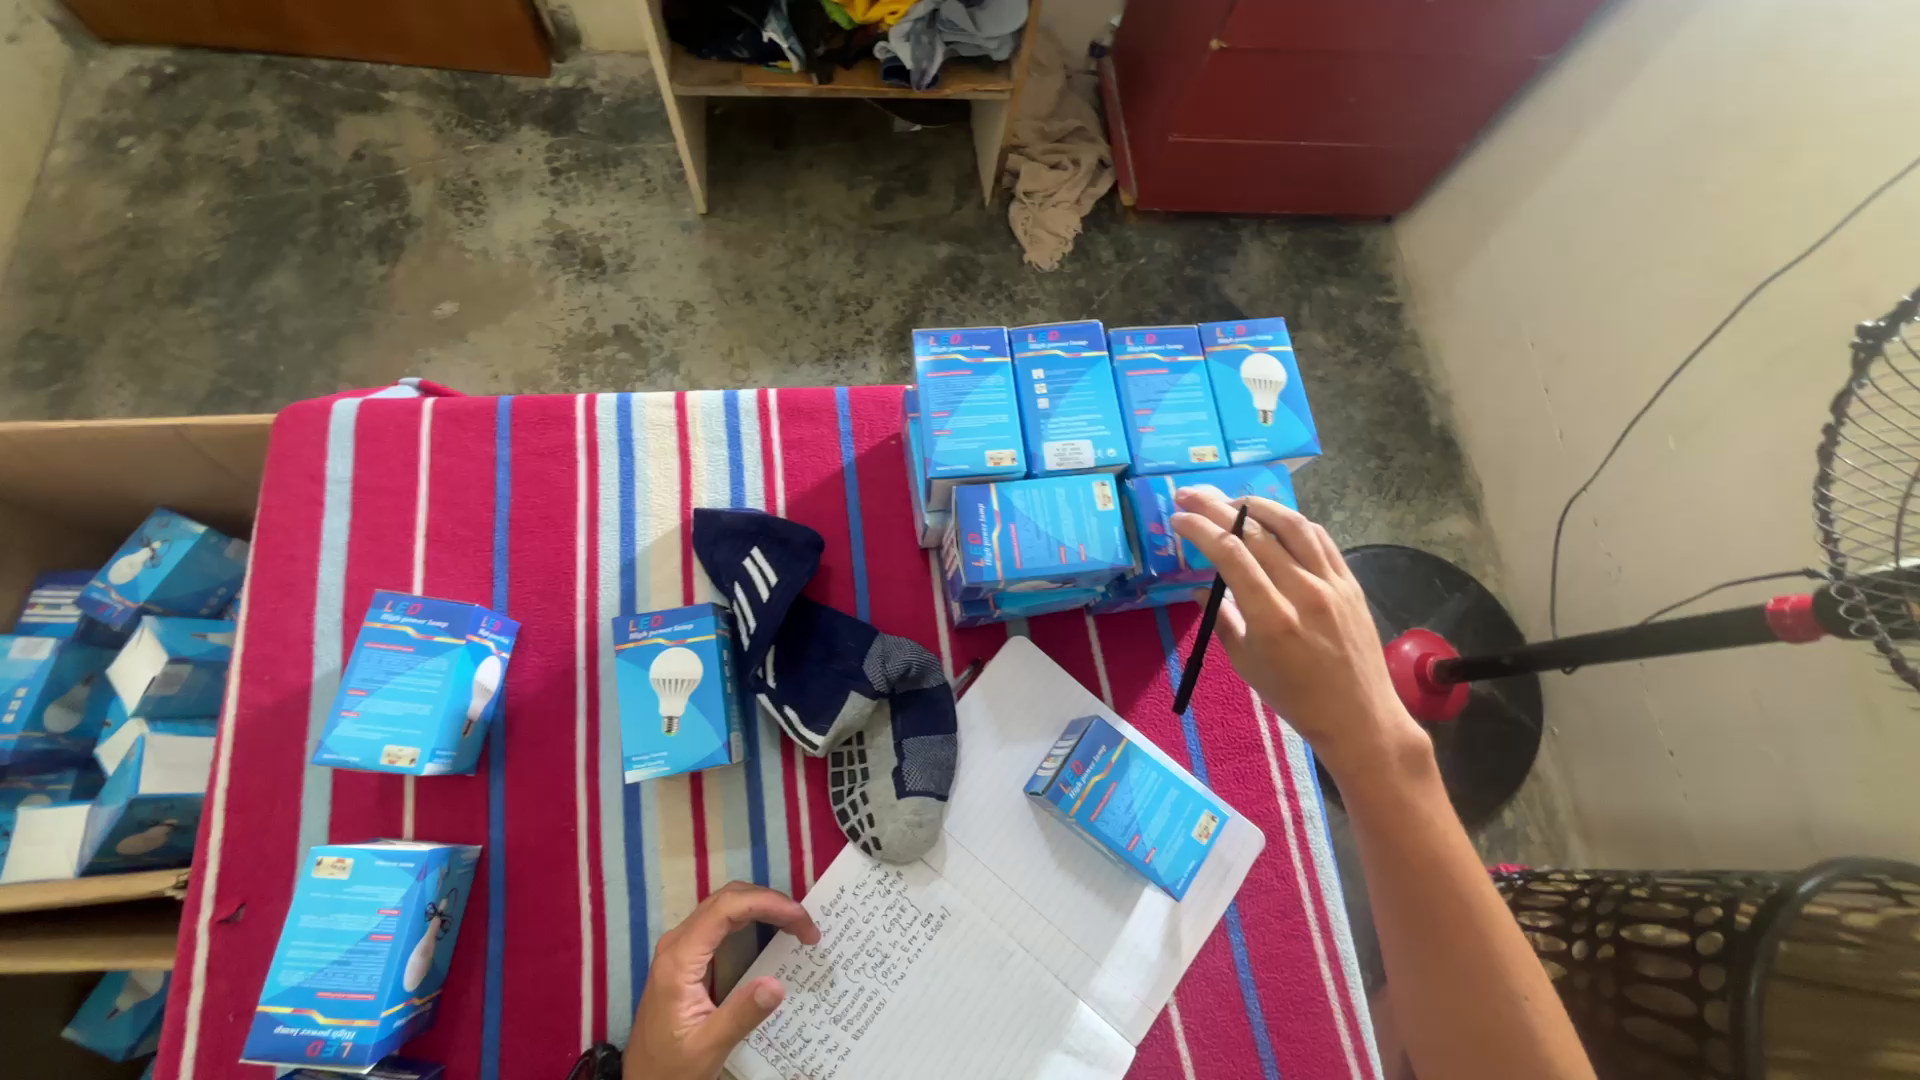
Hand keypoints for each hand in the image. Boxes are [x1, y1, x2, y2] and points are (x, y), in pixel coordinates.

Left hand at [625, 881, 821, 1079]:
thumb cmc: (671, 1069)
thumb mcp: (708, 1049)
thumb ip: (741, 1015)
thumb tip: (778, 984)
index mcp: (679, 960)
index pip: (726, 909)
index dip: (767, 903)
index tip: (801, 920)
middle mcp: (677, 943)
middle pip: (728, 899)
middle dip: (771, 903)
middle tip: (806, 926)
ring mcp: (681, 946)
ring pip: (726, 904)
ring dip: (763, 906)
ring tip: (796, 926)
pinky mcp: (688, 955)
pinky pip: (722, 920)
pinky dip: (752, 916)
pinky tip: (772, 930)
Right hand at [1169, 488, 1425, 781]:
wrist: (1360, 717)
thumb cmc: (1294, 698)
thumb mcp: (1245, 664)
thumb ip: (1220, 619)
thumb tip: (1199, 588)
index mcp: (1271, 618)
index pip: (1230, 555)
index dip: (1200, 529)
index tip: (1177, 518)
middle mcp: (1303, 592)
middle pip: (1256, 533)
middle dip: (1217, 507)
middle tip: (1190, 494)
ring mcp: (1332, 583)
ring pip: (1292, 524)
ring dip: (1256, 505)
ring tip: (1229, 499)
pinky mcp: (1350, 582)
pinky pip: (1319, 538)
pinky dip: (1291, 521)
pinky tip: (1272, 518)